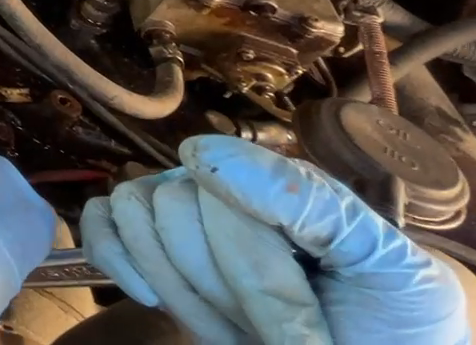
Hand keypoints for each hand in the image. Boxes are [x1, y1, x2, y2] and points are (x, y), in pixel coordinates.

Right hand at [81, 134, 468, 344]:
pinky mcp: (138, 246)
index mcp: (269, 182)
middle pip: (172, 204)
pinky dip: (113, 258)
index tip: (310, 333)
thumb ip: (311, 203)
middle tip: (275, 335)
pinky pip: (96, 224)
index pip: (218, 188)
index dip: (257, 272)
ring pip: (129, 212)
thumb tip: (193, 156)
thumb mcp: (385, 273)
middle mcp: (211, 188)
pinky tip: (146, 295)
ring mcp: (170, 217)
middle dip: (223, 287)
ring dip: (178, 288)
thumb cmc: (386, 334)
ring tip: (231, 331)